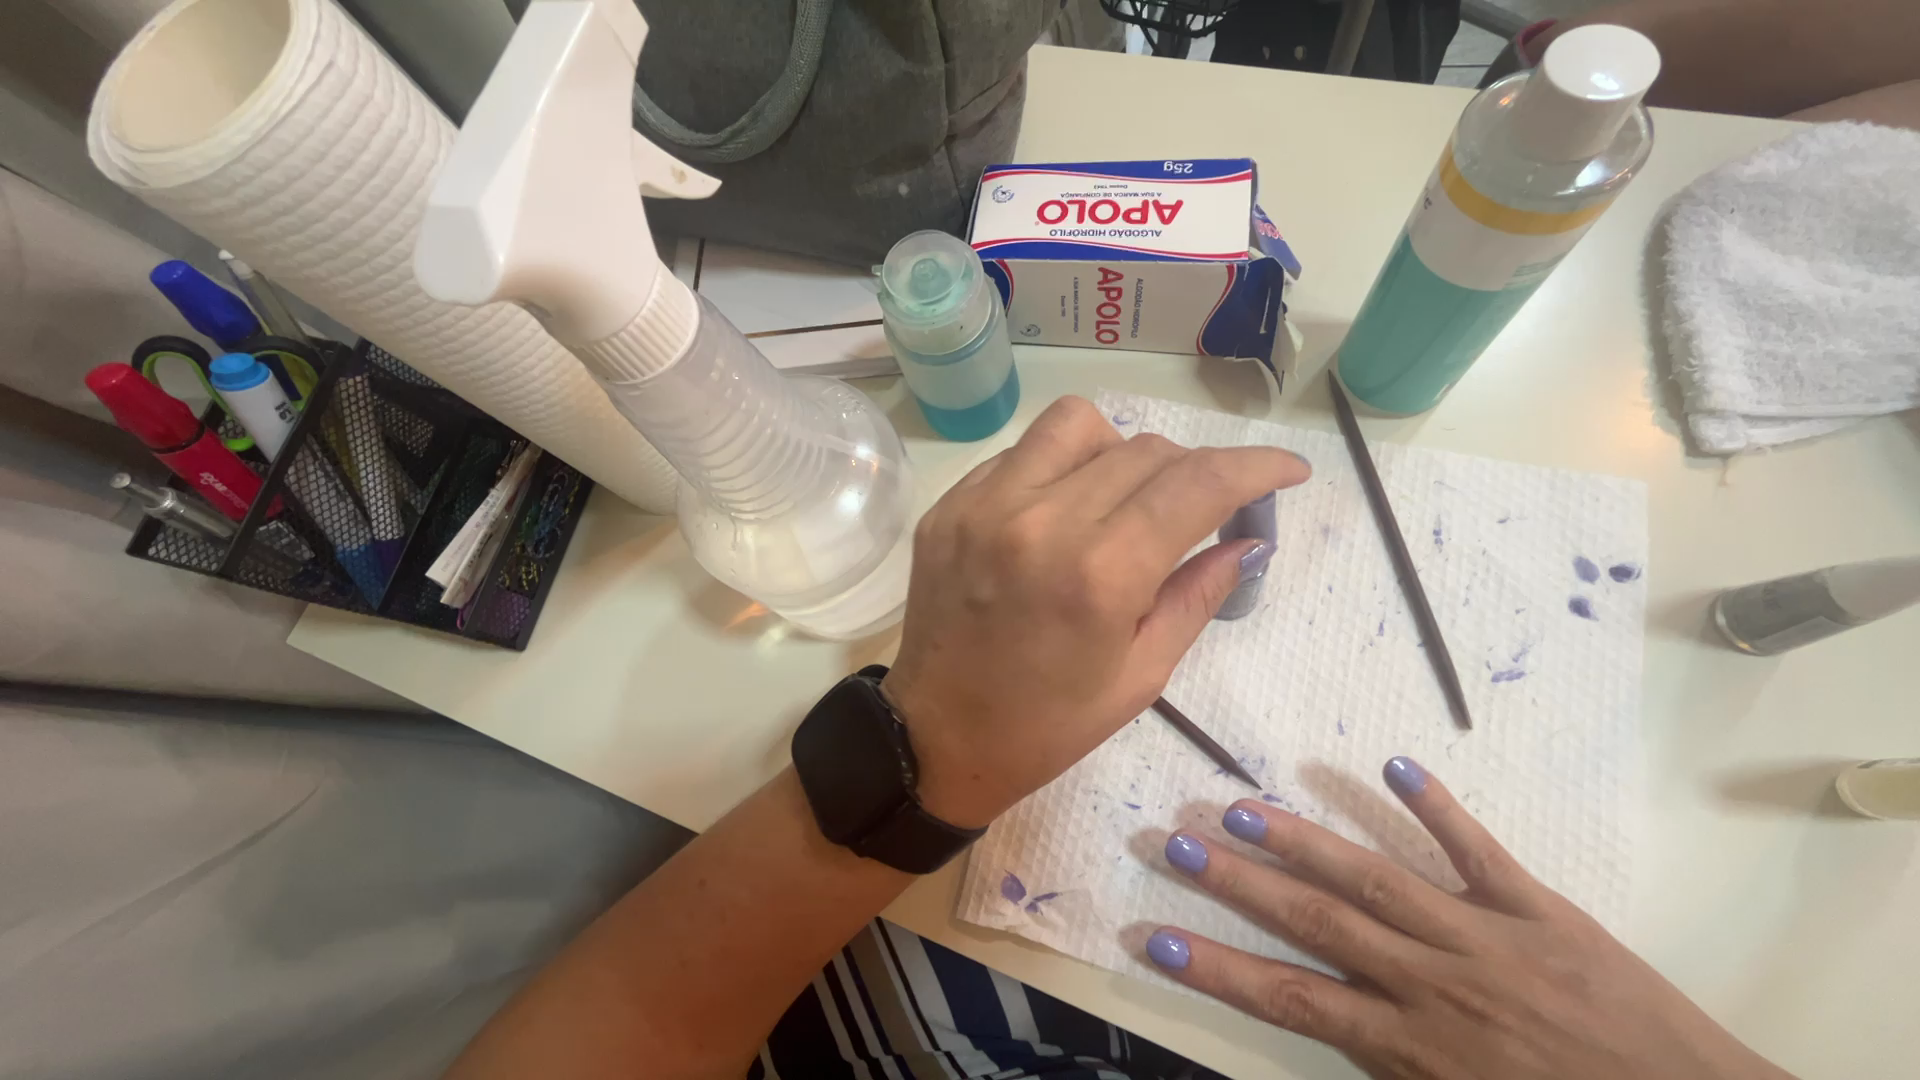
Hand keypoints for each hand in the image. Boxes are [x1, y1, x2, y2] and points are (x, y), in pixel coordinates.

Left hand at [883, 396, 1309, 828]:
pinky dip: (1057, 468)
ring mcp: (983, 506)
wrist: (938, 736)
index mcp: (1098, 575)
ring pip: (1077, 424)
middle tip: (1201, 510)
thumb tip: (1251, 537)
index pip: (1196, 484)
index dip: (1255, 466)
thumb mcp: (1141, 674)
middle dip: (1193, 471)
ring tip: (1122, 499)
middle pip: (1145, 450)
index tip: (1287, 470)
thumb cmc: (1048, 724)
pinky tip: (1059, 513)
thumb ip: (1199, 594)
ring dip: (1120, 450)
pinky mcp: (949, 506)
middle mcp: (1039, 521)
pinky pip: (1020, 453)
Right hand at [1147, 757, 1796, 1079]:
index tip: (1156, 937)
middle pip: (1316, 922)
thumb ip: (1384, 1068)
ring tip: (1244, 806)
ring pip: (1376, 878)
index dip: (1217, 967)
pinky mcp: (1539, 908)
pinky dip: (1436, 808)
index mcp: (1410, 1045)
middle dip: (1239, 883)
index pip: (1289, 998)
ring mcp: (1484, 936)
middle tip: (1179, 842)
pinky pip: (1479, 852)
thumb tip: (1315, 1018)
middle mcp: (1432, 983)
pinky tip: (1393, 762)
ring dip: (1306, 840)